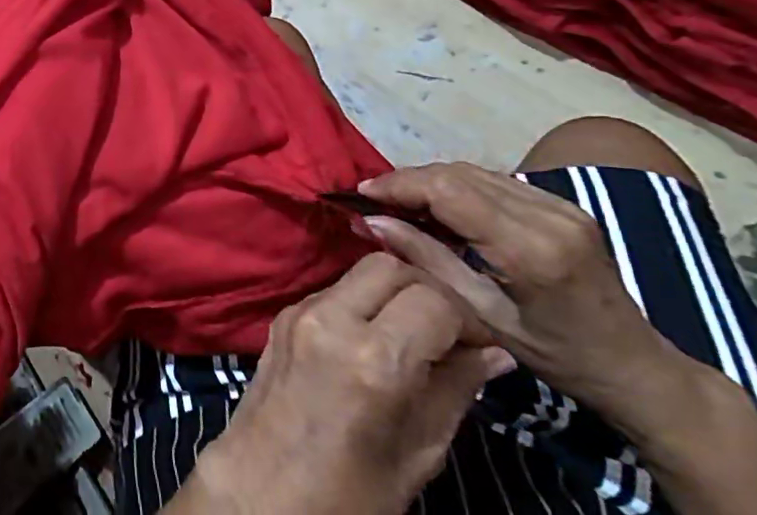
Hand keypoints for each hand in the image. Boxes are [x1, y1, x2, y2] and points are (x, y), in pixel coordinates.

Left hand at [168, 253, 514, 514]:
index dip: (467, 320)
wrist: (263, 487)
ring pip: (359, 272)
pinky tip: (380, 339)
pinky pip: (333, 290)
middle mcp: (331, 320)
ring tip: (419, 337)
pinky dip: (364, 302)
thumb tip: (494, 354)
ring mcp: (300, 312)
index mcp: (372, 357)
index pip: (434, 300)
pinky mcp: (282, 316)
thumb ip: (456, 390)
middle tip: (452, 334)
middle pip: (390, 268)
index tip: (482, 349)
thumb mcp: (420, 450)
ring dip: (395, 293)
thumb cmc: (352, 489)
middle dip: (430, 292)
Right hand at [356, 163, 675, 413]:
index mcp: (532, 249)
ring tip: (398, 203)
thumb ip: (428, 260)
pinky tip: (438, 207)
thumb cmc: (558, 355)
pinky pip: (492, 181)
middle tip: (373, 201)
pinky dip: (454, 186)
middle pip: (457, 174)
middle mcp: (550, 217)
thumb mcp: (483, 315)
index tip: (360, 195)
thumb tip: (371, 221)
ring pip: (471, 171)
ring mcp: (561, 207)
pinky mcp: (564, 205)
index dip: (399, 185)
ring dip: (427, 181)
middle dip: (407, 181)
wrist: (638, 368)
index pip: (448, 191)